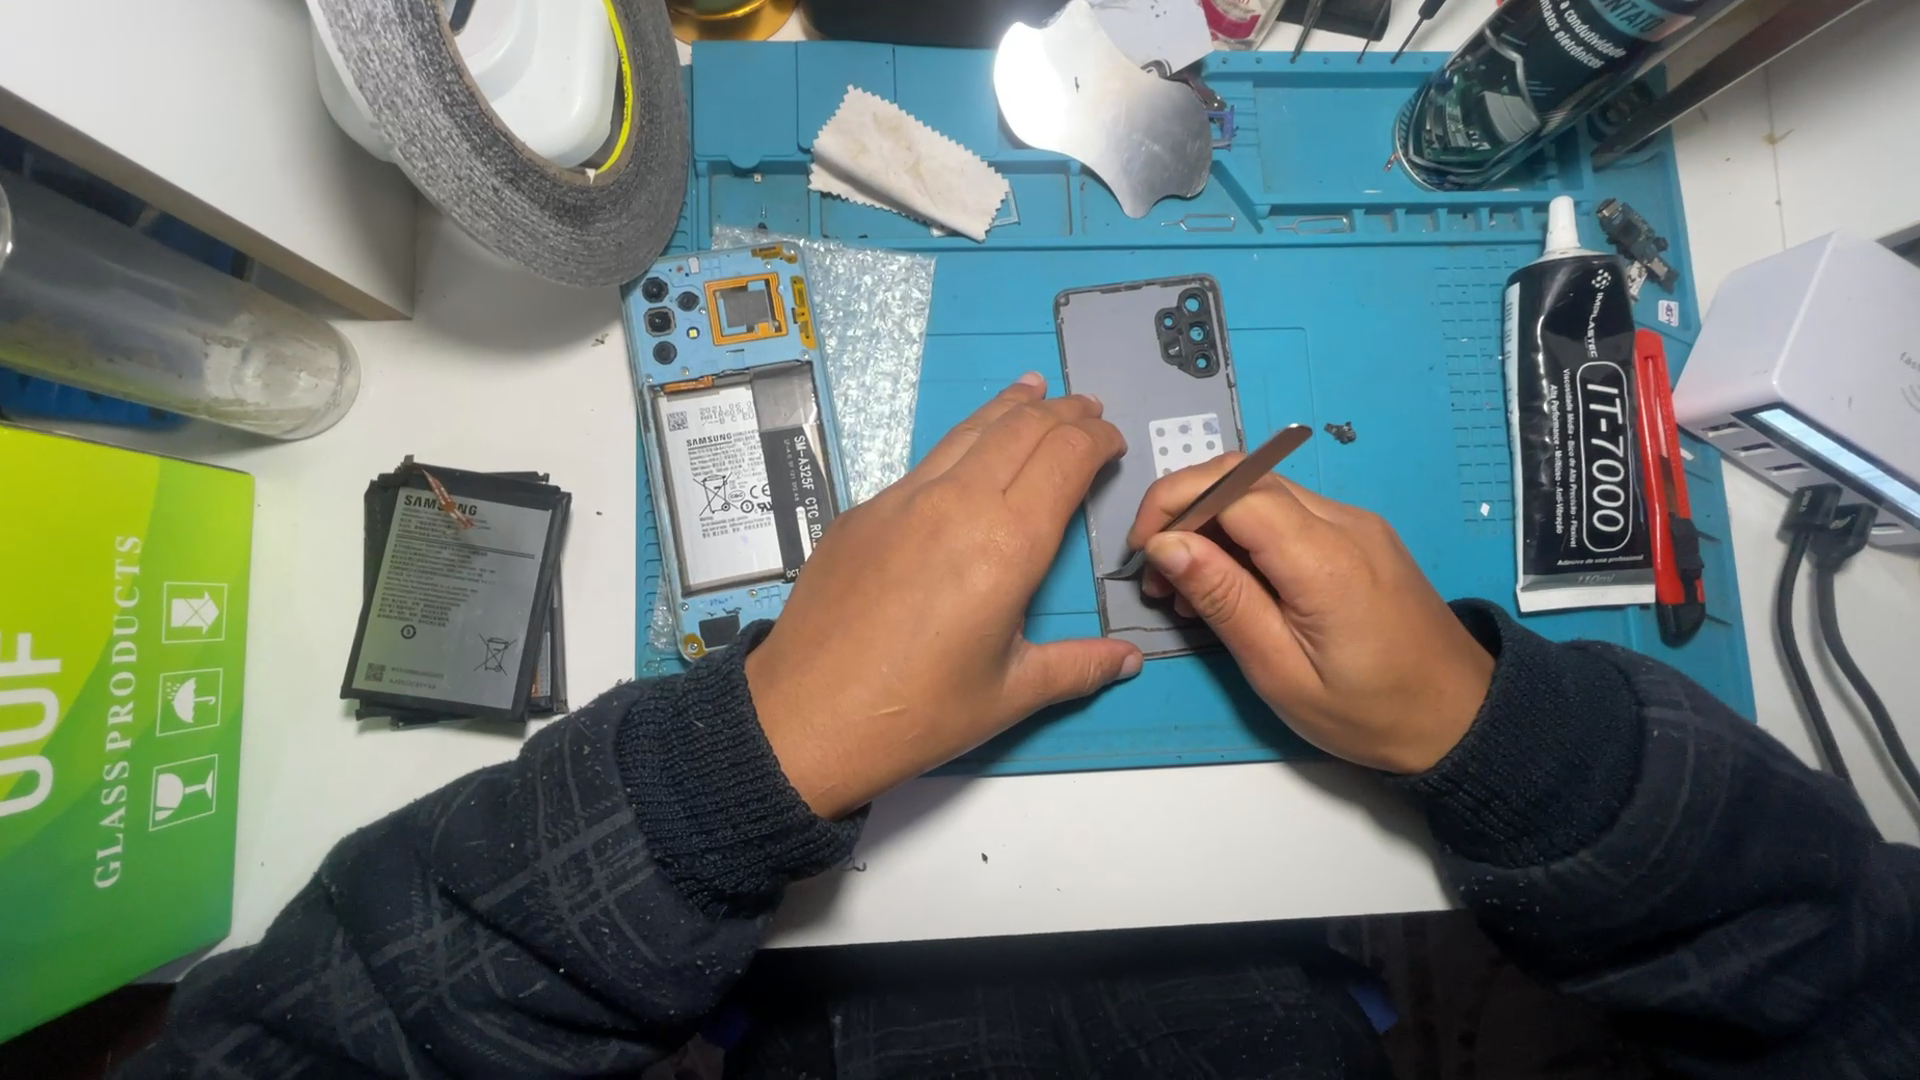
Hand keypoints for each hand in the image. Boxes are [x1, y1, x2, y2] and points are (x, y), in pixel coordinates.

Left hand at [747, 375, 1142, 817]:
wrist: (804, 718)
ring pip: (968, 431)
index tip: (1113, 443)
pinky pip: (925, 463)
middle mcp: (957, 504)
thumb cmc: (916, 714)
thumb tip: (1128, 660)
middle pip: (1021, 428)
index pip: (1066, 458)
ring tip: (1034, 392)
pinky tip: (966, 456)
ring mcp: (902, 500)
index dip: (1098, 441)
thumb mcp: (1008, 694)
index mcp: (1007, 544)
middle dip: (1063, 412)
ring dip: (1011, 408)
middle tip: (1087, 410)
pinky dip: (963, 443)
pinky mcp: (863, 511)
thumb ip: (1077, 667)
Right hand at [1126, 457, 1493, 773]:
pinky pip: (1283, 513)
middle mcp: (1342, 521)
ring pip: (1258, 489)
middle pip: (1241, 475)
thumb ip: (1224, 599)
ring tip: (1185, 588)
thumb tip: (1166, 544)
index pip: (1231, 487)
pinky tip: (1227, 583)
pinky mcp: (1355, 533)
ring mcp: (1354, 522)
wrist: (1463, 720)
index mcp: (1324, 558)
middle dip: (1183, 510)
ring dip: (1208, 523)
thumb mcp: (1281, 672)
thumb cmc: (1368, 712)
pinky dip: (1239, 534)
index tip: (1143, 553)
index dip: (1175, 504)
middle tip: (1158, 573)